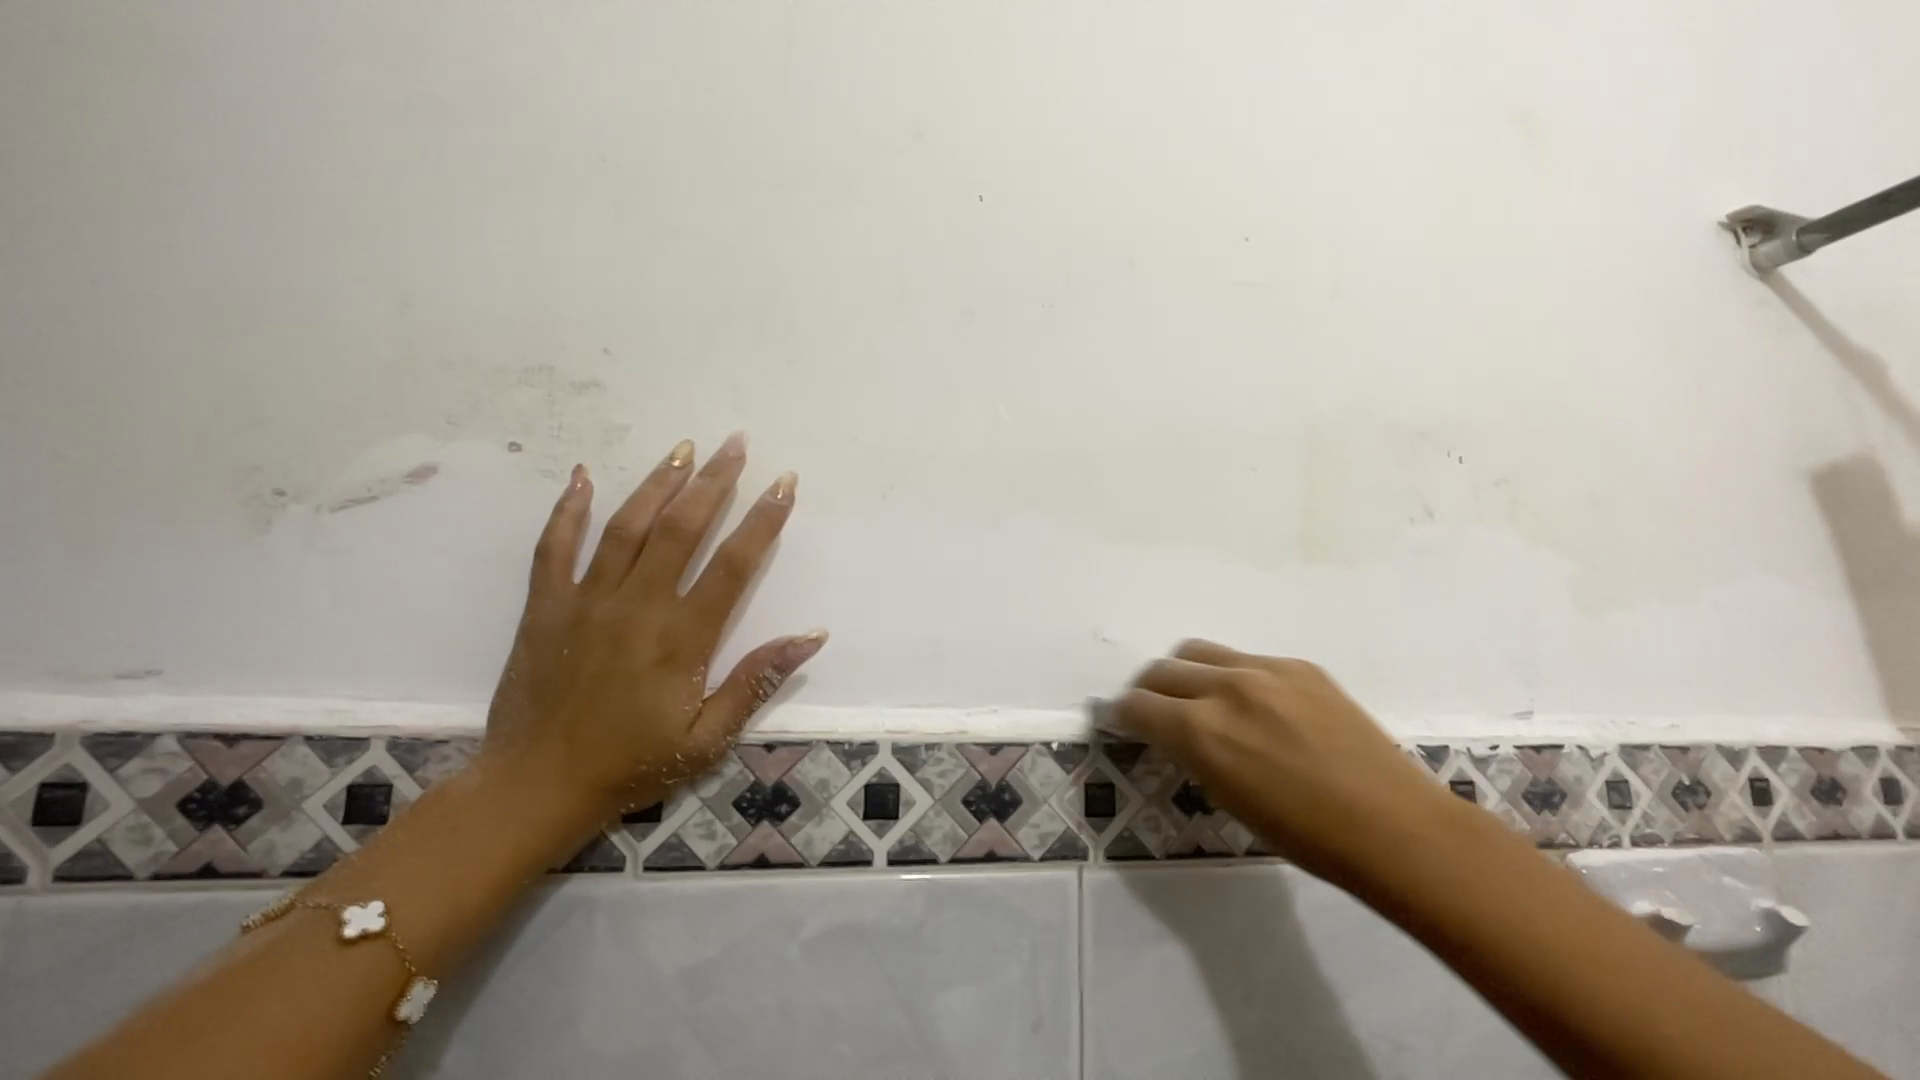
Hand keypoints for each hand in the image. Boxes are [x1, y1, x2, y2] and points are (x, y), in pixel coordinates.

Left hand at [480, 433, 826, 826]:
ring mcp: (586, 601)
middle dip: (714, 481)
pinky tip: (584, 476)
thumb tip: (811, 635)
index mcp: (682, 638)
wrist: (537, 786)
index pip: (732, 564)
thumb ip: (756, 681)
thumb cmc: (632, 766)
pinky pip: (555, 547)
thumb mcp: (708, 739)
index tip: (784, 483)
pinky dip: (570, 509)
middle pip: (681, 528)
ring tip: (684, 448)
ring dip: (658, 483)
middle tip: (736, 443)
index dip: (762, 520)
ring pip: (626, 526)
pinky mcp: (545, 607)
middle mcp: (637, 606)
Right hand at [1112, 639, 1452, 887]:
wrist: (1392, 826)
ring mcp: (1266, 670)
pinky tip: (1257, 707)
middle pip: (1162, 669)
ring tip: (1201, 700)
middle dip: (1149, 691)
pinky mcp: (1300, 666)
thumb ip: (1192, 753)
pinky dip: (1233, 676)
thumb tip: (1174, 734)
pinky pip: (1247, 659)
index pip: (1136, 704)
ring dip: (1186, 673)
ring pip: (1200, 651)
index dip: (1123, 716)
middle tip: (1157, 713)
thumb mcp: (1226, 797)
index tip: (1127, 725)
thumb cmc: (1303, 834)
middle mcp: (1225, 687)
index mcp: (1200, 729)